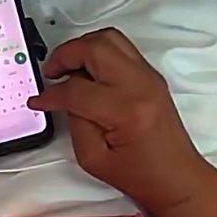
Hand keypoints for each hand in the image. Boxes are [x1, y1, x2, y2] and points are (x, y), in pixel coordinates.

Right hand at [27, 28, 216, 216]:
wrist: (177, 178)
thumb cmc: (139, 175)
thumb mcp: (92, 157)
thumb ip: (75, 121)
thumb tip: (65, 97)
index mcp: (126, 110)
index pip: (76, 89)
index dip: (50, 94)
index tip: (38, 101)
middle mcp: (140, 85)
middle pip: (94, 48)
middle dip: (64, 56)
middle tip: (50, 73)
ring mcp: (149, 76)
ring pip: (108, 38)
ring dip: (82, 48)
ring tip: (67, 68)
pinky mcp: (150, 75)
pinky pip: (119, 47)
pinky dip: (96, 52)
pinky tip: (85, 72)